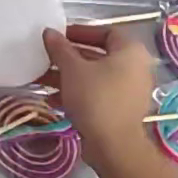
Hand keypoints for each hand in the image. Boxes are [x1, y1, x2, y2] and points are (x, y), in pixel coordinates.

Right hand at [41, 25, 153, 160]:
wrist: (113, 146)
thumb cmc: (95, 99)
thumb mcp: (73, 70)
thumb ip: (60, 49)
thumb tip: (48, 32)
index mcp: (130, 51)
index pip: (105, 32)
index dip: (80, 32)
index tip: (58, 37)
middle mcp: (135, 68)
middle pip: (98, 57)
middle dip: (69, 59)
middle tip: (47, 59)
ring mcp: (129, 92)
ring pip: (95, 79)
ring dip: (68, 78)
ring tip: (42, 80)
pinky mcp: (120, 112)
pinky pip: (98, 96)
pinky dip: (78, 95)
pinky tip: (54, 101)